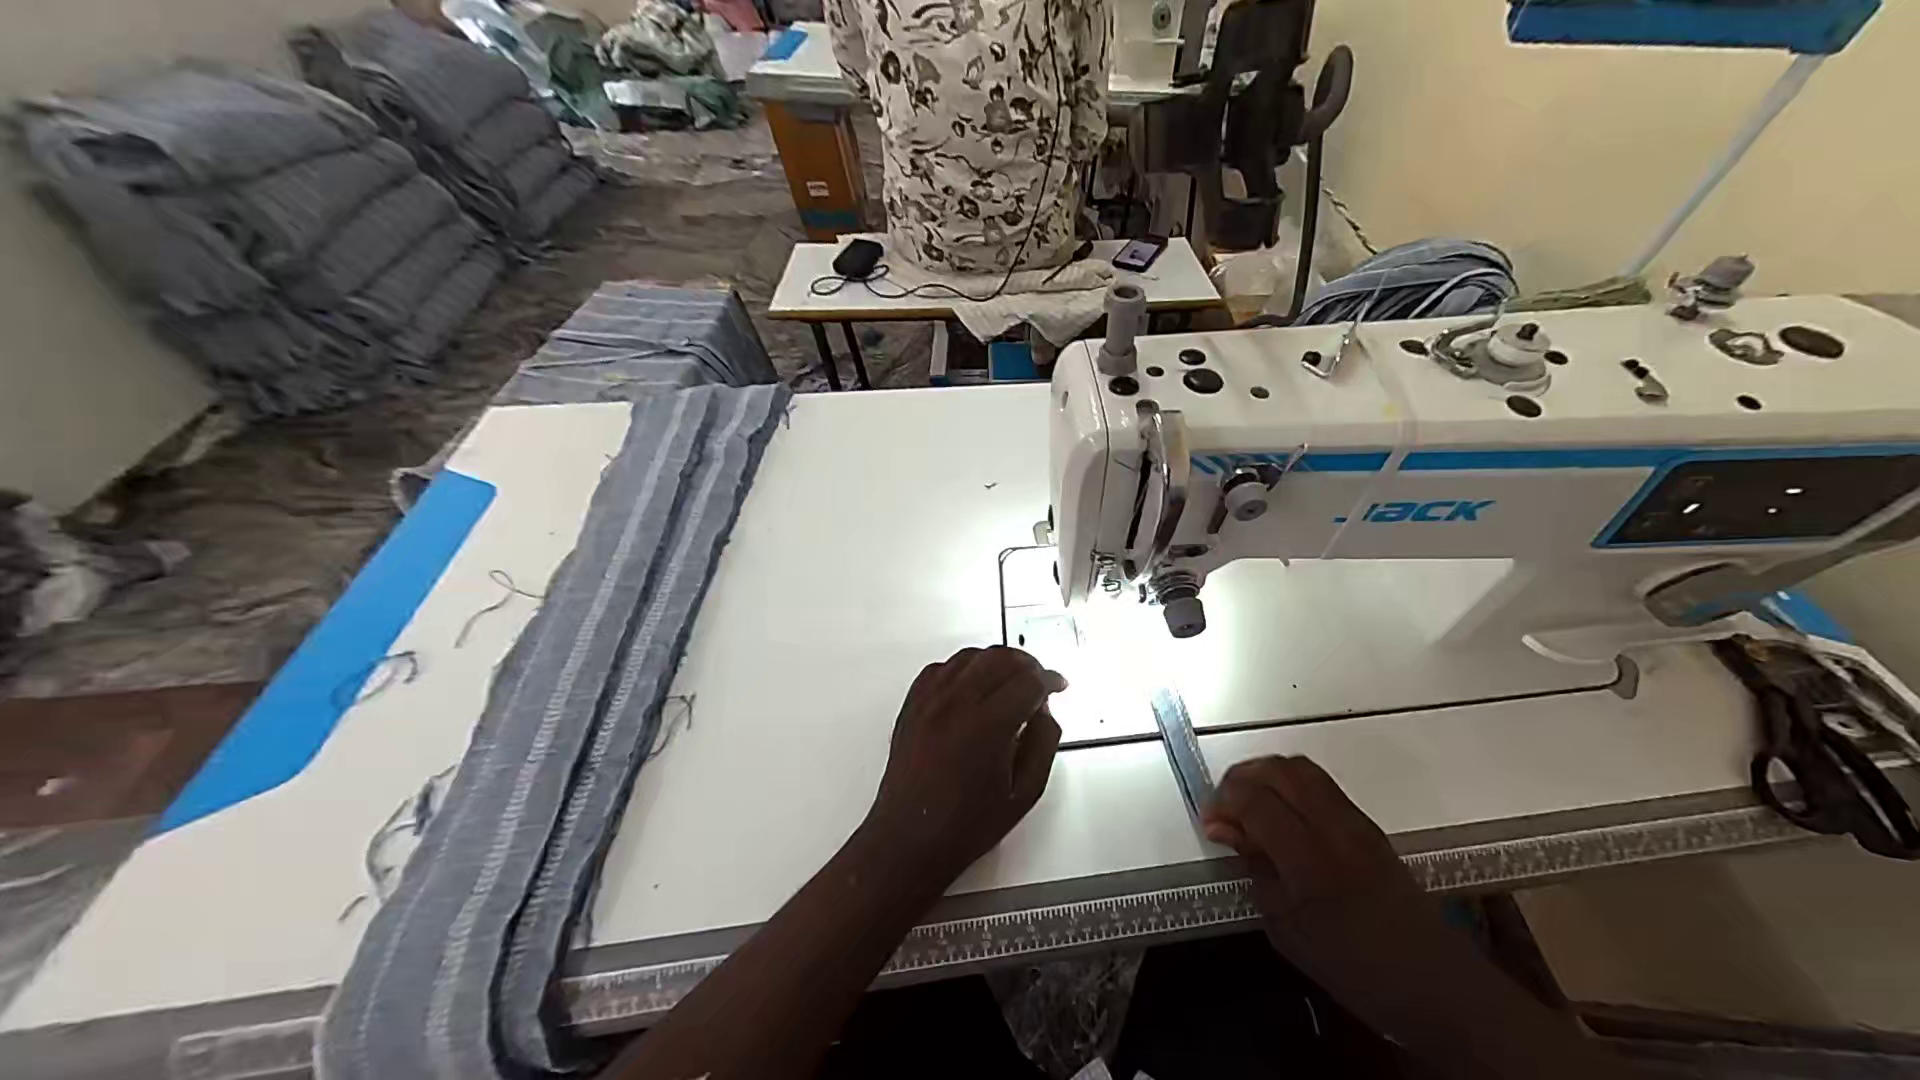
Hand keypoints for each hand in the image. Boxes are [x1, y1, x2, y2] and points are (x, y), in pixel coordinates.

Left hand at [861, 647, 1066, 885]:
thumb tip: (1046, 714)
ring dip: (996, 660)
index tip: (1057, 684)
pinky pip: (939, 668)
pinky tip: (972, 680)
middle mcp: (955, 706)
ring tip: (1010, 677)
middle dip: (1027, 664)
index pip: (1028, 681)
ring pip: (970, 656)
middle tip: (1039, 679)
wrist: (909, 840)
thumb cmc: (960, 826)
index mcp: (987, 726)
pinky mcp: (912, 705)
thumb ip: (1044, 745)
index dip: (1050, 680)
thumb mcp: (1023, 793)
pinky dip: (962, 667)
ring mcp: (929, 702)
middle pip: (1000, 658)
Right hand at [1203, 756, 1442, 984]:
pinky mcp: (1369, 824)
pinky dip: (1290, 783)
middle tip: (1224, 806)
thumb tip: (1226, 829)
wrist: (1433, 983)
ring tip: (1249, 802)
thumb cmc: (1351, 966)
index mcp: (1309, 858)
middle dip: (1240, 778)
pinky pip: (1321, 783)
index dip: (1223, 803)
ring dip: (1266, 775)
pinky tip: (1281, 811)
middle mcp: (1334, 827)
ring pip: (1300, 767)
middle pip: (1277, 770)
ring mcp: (1356, 821)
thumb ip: (1253, 868)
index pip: (1254, 800)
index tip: (1210, 823)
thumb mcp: (1285, 928)